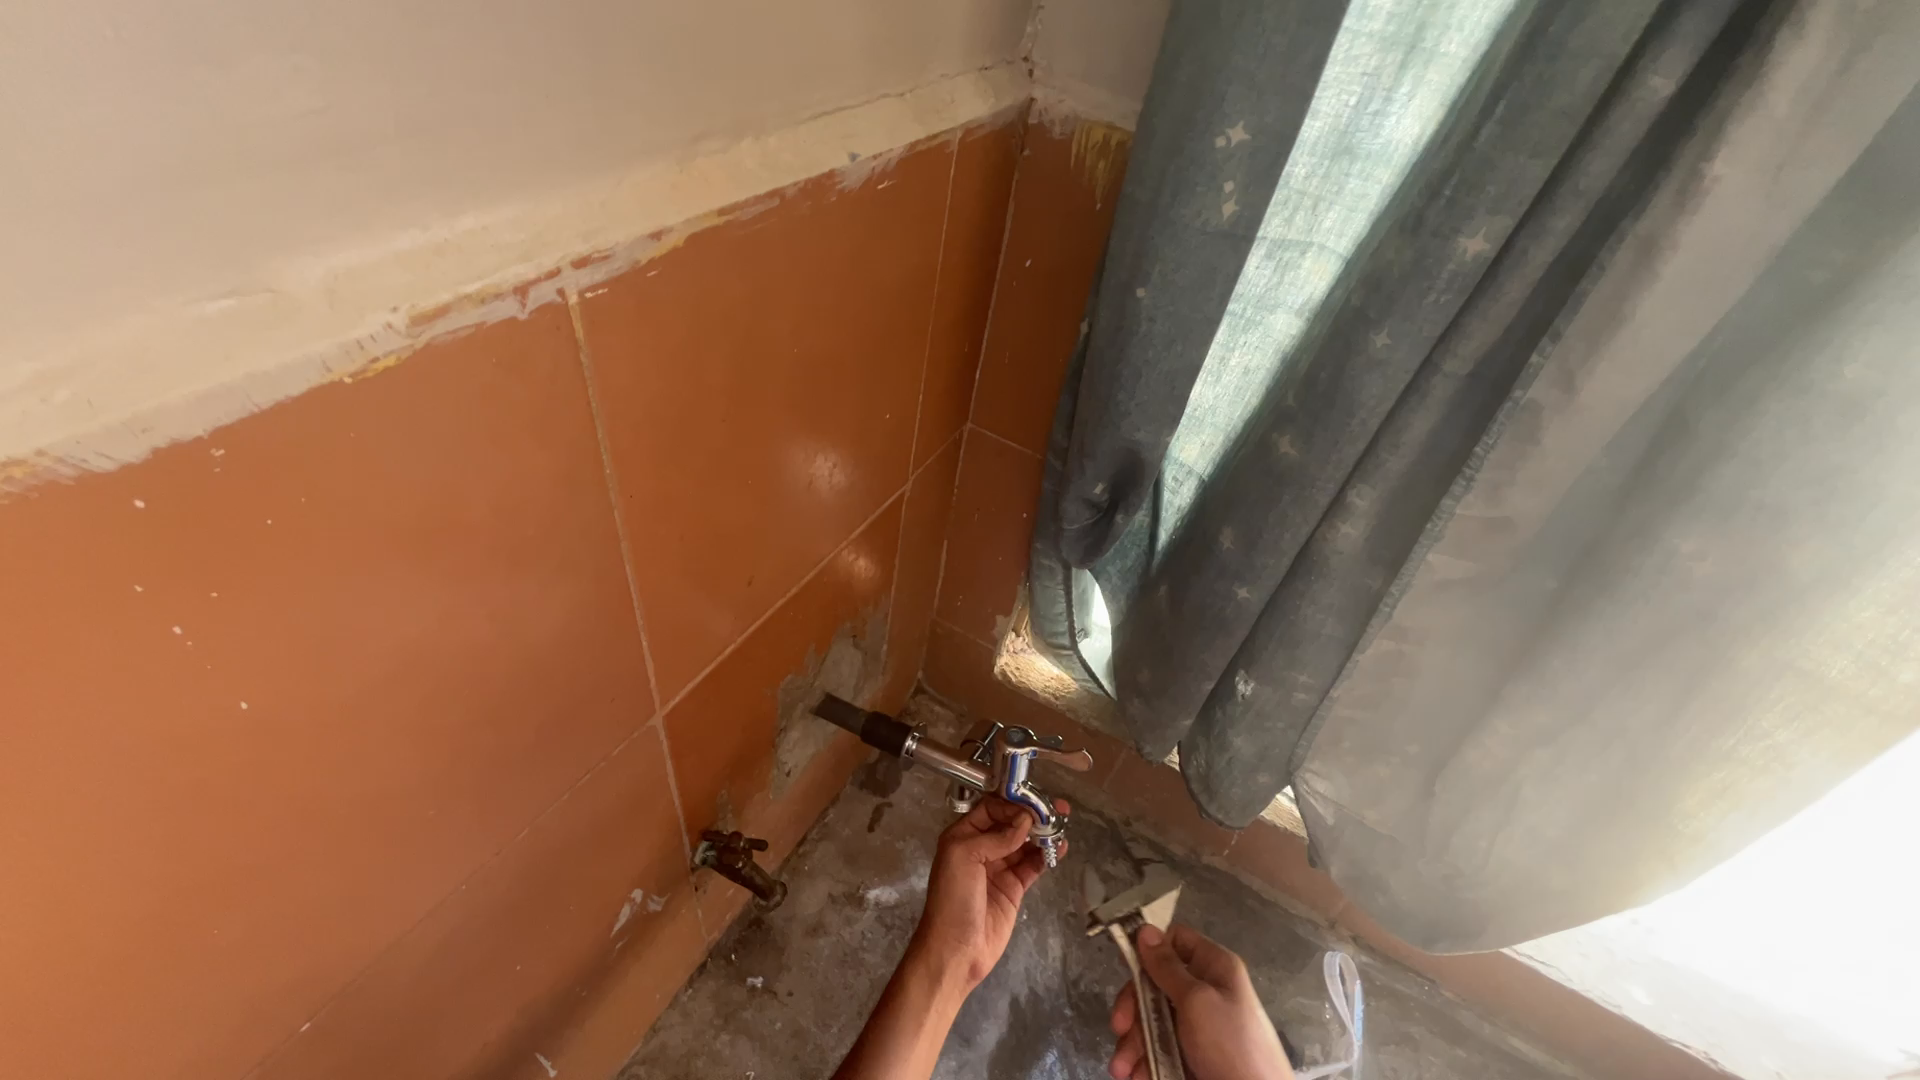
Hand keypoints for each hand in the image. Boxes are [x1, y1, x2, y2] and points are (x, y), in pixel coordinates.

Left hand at [906, 796, 1066, 989]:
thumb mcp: (965, 857)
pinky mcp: (1014, 888)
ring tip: (1063, 824)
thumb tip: (1025, 820)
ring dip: (1042, 833)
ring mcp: (999, 868)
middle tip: (1058, 808)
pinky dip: (1046, 855)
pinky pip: (1033, 865)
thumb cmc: (953, 899)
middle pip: (1010, 823)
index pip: (991, 808)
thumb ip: (996, 836)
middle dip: (1032, 814)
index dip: (1012, 804)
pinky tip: (1060, 847)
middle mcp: (981, 847)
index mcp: (963, 835)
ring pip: (1024, 842)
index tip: (1034, 804)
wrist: (956, 951)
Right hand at [1109, 924, 1292, 1079]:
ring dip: (1133, 1042)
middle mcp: (1204, 992)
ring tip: (1123, 1069)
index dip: (1151, 951)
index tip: (1128, 969)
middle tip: (1120, 1028)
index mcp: (1214, 968)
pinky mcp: (1190, 1057)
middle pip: (1155, 983)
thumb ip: (1166, 967)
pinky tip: (1135, 1075)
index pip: (1176, 940)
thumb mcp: (1196, 1001)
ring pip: (1152, 1020)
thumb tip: (1145, 928)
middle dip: (1133, 1008)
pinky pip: (1158, 1049)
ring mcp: (1197, 1027)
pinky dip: (1143, 1062)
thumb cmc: (1230, 1047)